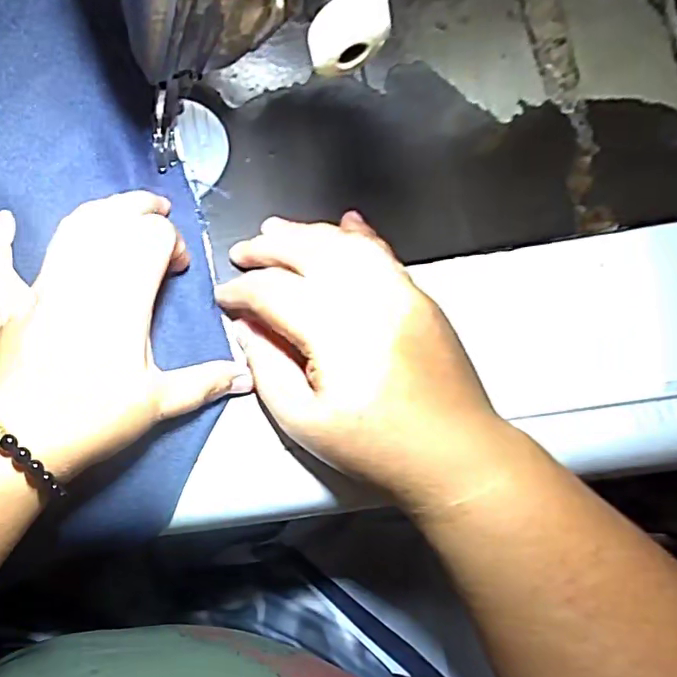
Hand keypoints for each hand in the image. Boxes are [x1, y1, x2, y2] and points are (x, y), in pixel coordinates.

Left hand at [0, 191, 251, 478]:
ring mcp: (43, 289)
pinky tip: (5, 223)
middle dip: (139, 209)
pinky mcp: (12, 308)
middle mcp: (83, 277)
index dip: (172, 242)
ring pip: (68, 230)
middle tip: (157, 213)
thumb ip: (202, 383)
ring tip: (114, 211)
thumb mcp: (156, 404)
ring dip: (95, 212)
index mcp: (124, 294)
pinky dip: (1, 243)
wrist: (24, 439)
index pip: (152, 238)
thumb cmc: (93, 419)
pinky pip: (0, 267)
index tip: (178, 268)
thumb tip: (243, 378)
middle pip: (113, 219)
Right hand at [215, 211, 515, 506]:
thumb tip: (248, 330)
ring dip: (307, 233)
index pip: (274, 291)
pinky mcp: (419, 299)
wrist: (452, 451)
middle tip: (242, 253)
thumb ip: (267, 369)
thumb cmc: (377, 446)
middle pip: (310, 252)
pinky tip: (344, 225)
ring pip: (346, 245)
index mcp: (334, 332)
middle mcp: (368, 300)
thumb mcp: (302, 421)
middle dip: (269, 248)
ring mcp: (399, 294)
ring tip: (277, 232)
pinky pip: (383, 254)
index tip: (224, 297)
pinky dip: (357, 236)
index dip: (241, 290)